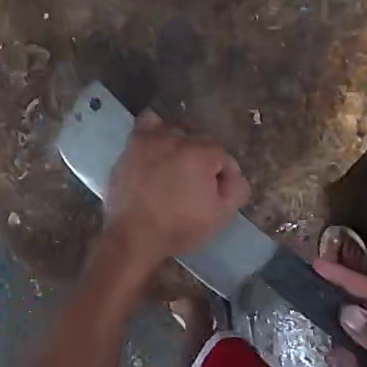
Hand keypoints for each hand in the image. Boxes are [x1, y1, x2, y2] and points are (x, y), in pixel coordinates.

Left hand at [101, 112, 248, 267]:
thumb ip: (237, 187)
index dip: (222, 174)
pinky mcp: (129, 149)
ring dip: (179, 146)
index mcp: (199, 154)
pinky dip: (154, 136)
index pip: (221, 154)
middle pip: (198, 142)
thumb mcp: (222, 214)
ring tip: (175, 168)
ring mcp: (148, 141)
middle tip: (195, 186)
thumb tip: (232, 172)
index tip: (215, 193)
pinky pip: (145, 128)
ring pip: (173, 130)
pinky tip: (156, 153)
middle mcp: (174, 139)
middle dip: (201, 162)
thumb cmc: (180, 227)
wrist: (134, 238)